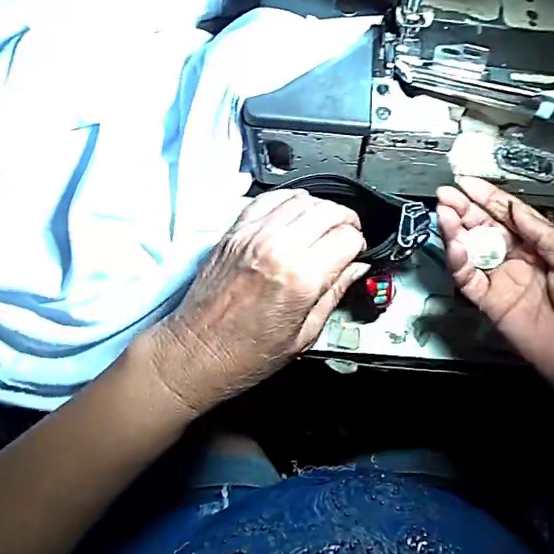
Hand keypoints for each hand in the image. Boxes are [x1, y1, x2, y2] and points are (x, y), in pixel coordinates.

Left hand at [142, 189, 369, 415]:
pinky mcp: (235, 233)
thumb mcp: (304, 334)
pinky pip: (268, 199)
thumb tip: (354, 270)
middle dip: (345, 222)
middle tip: (346, 238)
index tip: (355, 255)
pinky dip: (287, 201)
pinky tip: (293, 215)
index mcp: (300, 278)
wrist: (195, 353)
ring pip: (301, 198)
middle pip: (328, 210)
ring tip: (322, 227)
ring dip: (319, 209)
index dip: (358, 246)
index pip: (347, 238)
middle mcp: (277, 248)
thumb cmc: (243, 354)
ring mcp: (253, 236)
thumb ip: (334, 294)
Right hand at [437, 176, 553, 401]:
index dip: (489, 198)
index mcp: (546, 247)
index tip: (468, 183)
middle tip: (446, 193)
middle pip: (486, 229)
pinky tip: (453, 242)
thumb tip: (516, 208)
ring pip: (473, 251)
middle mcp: (521, 262)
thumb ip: (545, 235)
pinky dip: (458, 261)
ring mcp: (505, 283)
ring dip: (456, 230)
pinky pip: (469, 280)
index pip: (512, 216)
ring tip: (444, 210)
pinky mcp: (492, 306)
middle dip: (466, 209)